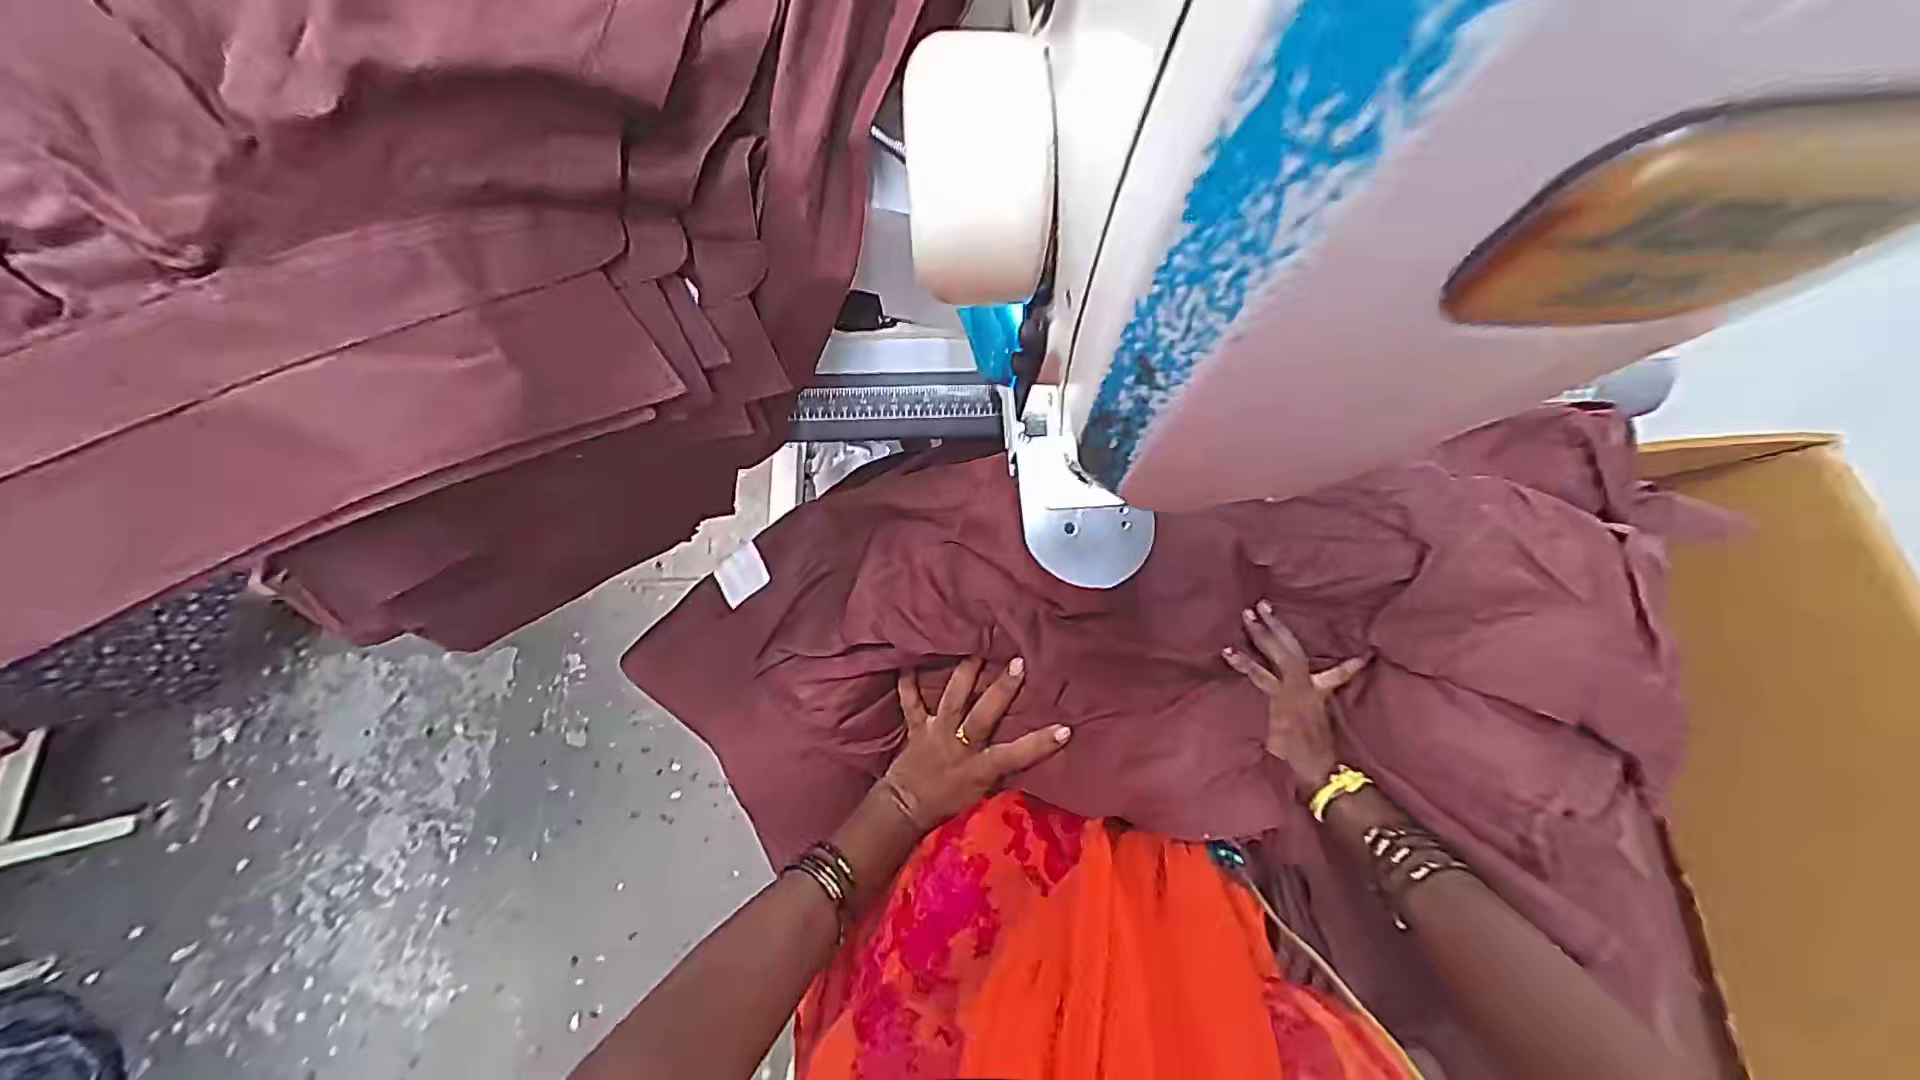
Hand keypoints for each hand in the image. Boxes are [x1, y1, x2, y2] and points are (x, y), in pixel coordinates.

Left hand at [880, 656, 1070, 831]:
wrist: (906, 809)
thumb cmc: (948, 802)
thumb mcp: (982, 791)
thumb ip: (1000, 767)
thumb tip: (1026, 746)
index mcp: (980, 768)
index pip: (1015, 755)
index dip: (1040, 744)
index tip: (1065, 728)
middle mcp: (960, 747)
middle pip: (982, 716)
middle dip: (1001, 690)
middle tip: (1018, 664)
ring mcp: (937, 734)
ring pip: (952, 700)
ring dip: (964, 675)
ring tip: (977, 650)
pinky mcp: (917, 728)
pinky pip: (911, 703)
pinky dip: (908, 684)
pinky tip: (908, 663)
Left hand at [1222, 600, 1367, 794]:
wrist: (1320, 773)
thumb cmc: (1317, 756)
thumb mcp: (1319, 728)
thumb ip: (1312, 711)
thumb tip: (1316, 717)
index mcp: (1319, 694)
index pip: (1337, 672)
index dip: (1348, 663)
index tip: (1358, 652)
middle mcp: (1308, 688)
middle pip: (1293, 649)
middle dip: (1277, 626)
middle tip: (1262, 604)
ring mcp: (1293, 691)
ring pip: (1277, 655)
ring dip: (1261, 634)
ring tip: (1246, 615)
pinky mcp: (1281, 700)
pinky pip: (1259, 676)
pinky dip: (1244, 663)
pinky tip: (1226, 651)